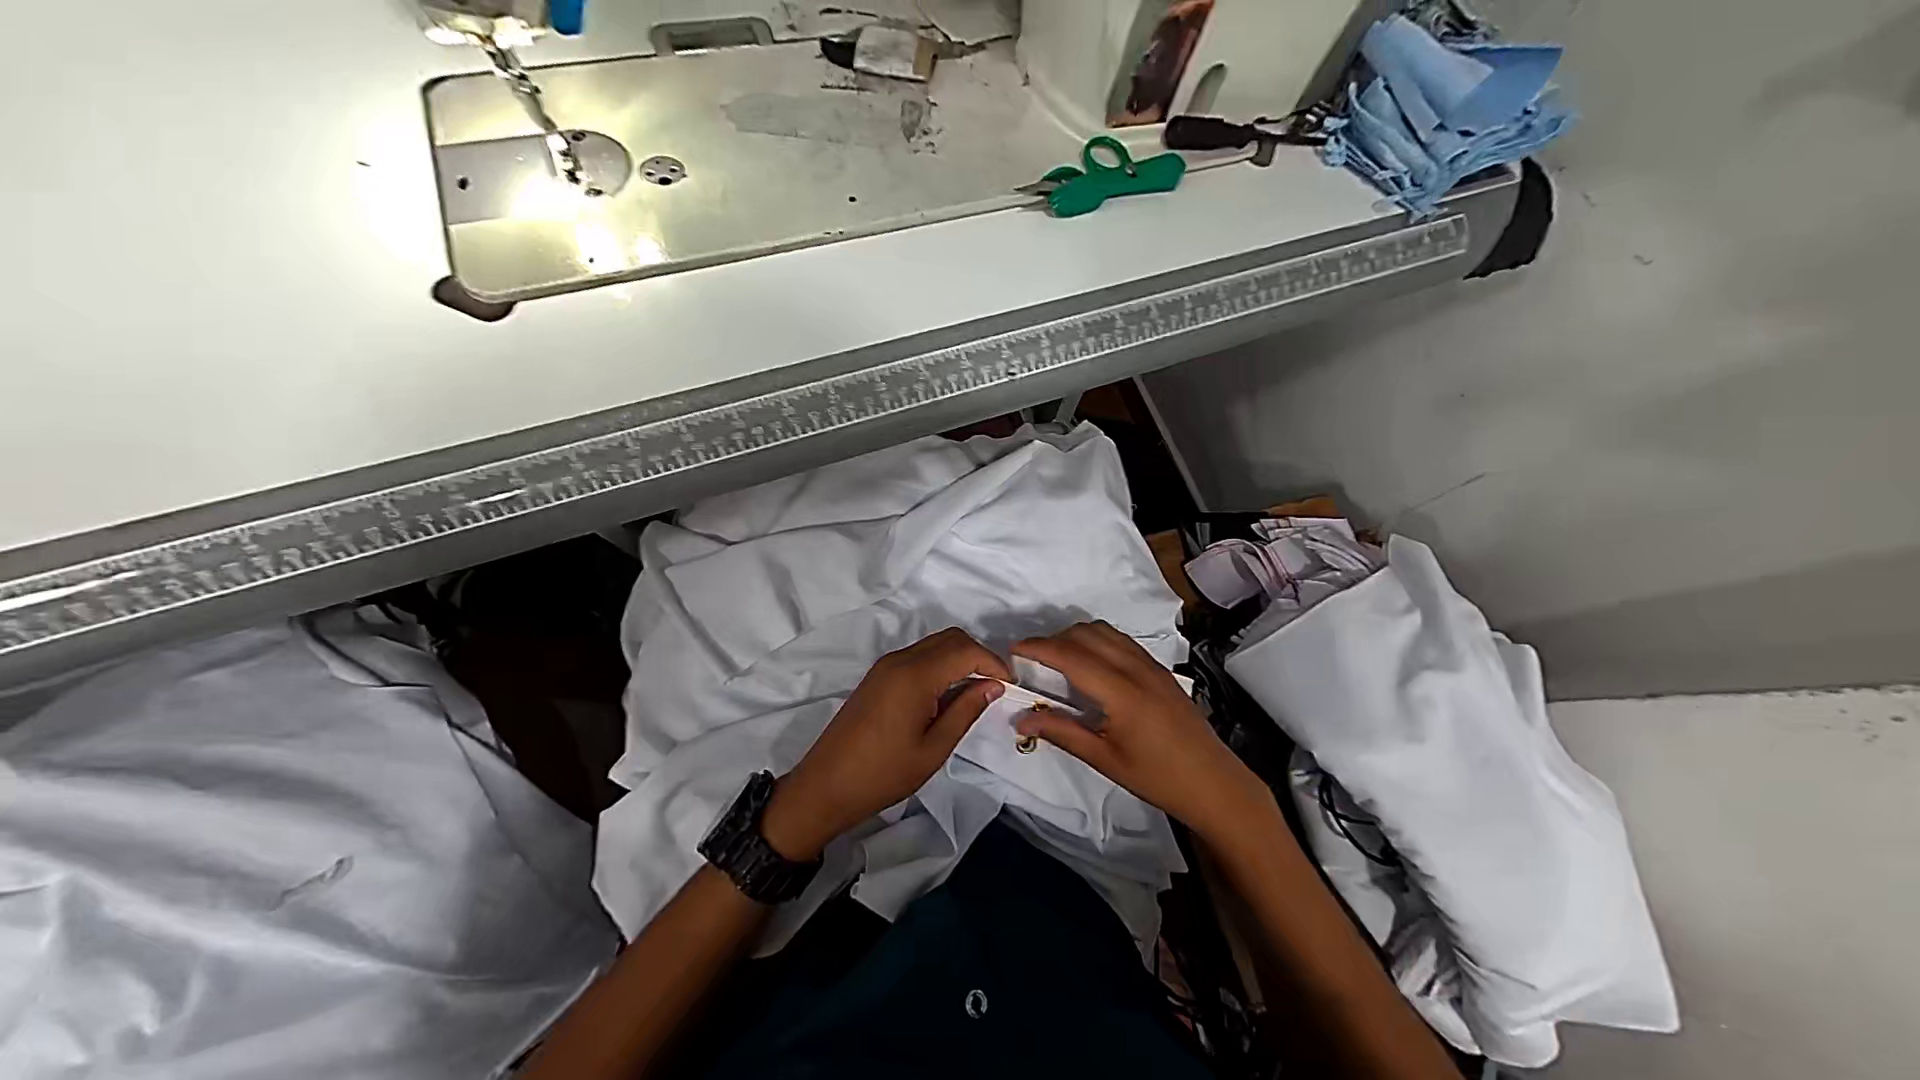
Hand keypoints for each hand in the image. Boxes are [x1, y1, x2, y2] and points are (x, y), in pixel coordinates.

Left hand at [762, 628, 1009, 860]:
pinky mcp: (878, 676)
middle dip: (979, 655)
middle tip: (996, 686)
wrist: (825, 786)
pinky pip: (918, 657)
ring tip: (976, 692)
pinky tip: (948, 694)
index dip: (993, 662)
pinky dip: (940, 665)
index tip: (1011, 685)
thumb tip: (992, 686)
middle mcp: (899, 660)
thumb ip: (965, 711)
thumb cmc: (883, 774)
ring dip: (959, 659)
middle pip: (950, 638)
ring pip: (934, 645)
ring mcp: (885, 666)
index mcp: (914, 676)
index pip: (965, 650)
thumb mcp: (933, 749)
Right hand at [1012, 622, 1275, 842]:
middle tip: (1032, 661)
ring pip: (1106, 631)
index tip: (1013, 650)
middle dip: (1054, 639)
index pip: (1070, 655)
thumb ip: (1062, 732)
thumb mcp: (1104, 759)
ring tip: (1058, 660)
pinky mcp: (1161, 670)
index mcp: (1121, 691)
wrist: (1215, 784)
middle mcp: (1137, 668)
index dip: (1038, 647)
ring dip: (1076, 636)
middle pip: (1086, 633)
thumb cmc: (1158, 778)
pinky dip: (1097, 640)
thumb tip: (1021, 718)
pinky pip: (1121, 640)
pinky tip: (1090, 665)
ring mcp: (1152, 666)